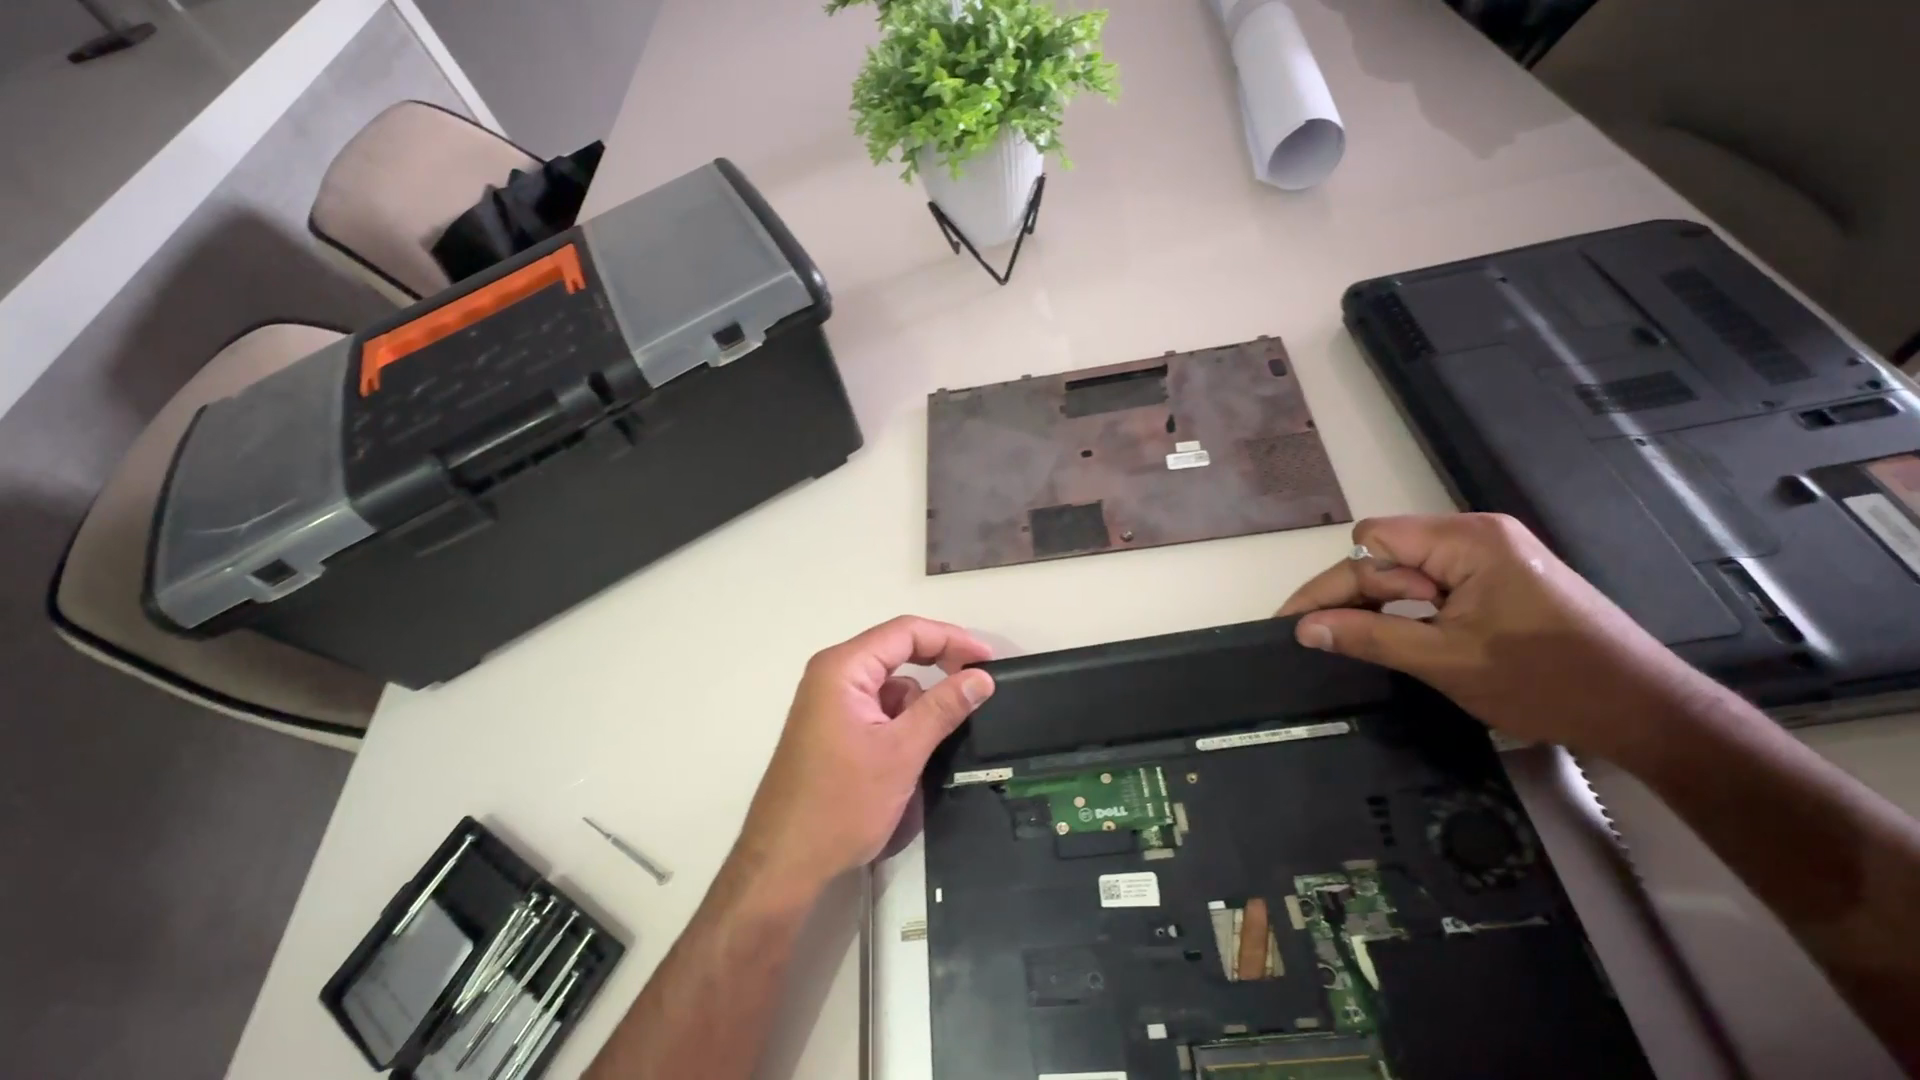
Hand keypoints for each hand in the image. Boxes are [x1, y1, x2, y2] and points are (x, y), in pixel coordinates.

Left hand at [736, 617, 994, 891]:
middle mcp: (832, 676)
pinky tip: (920, 749)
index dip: (952, 639)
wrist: (785, 861)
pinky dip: (903, 721)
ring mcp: (829, 704)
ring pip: (889, 686)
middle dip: (939, 665)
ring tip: (951, 729)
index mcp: (843, 669)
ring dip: (921, 700)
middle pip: (896, 652)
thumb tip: (982, 678)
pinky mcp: (832, 731)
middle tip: (979, 685)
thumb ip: (943, 708)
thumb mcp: (902, 752)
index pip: (905, 632)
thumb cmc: (842, 803)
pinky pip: (877, 710)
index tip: (989, 661)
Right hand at [1277, 513, 1706, 759]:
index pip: (1372, 543)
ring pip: (1410, 572)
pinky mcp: (1503, 582)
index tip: (1297, 625)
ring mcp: (1494, 558)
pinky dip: (1413, 612)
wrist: (1643, 711)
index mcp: (1467, 540)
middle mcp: (1478, 535)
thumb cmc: (1545, 681)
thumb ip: (1368, 636)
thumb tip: (1304, 628)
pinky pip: (1437, 587)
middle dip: (1357, 597)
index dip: (1332, 584)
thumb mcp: (1444, 660)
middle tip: (1326, 643)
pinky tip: (1404, 640)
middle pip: (1388, 554)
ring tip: (1368, 647)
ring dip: (1385, 607)